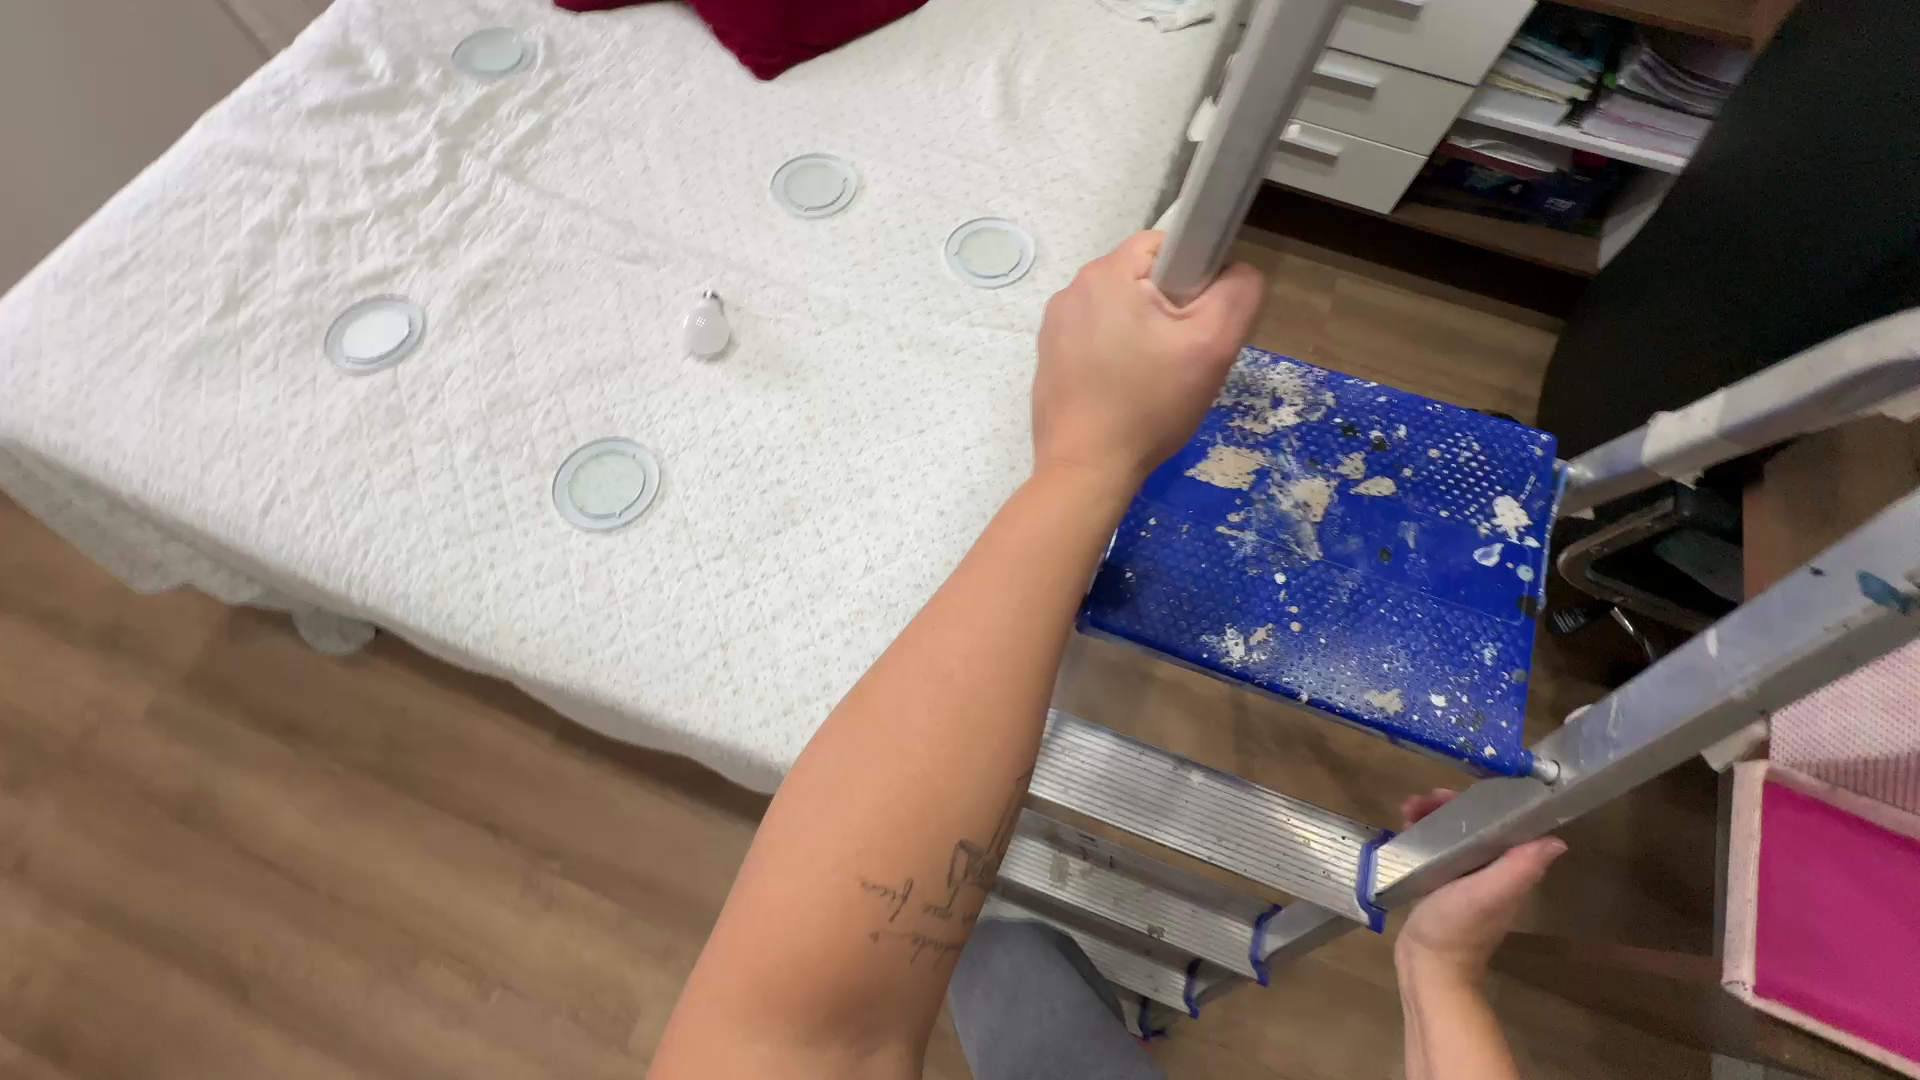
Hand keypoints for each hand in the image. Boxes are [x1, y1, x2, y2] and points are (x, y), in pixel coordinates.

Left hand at [1032, 231, 1265, 491]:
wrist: (1086, 469)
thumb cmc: (1149, 406)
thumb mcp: (1213, 345)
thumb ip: (1238, 291)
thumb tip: (1234, 271)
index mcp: (1106, 273)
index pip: (1166, 245)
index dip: (1194, 278)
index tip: (1196, 323)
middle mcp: (1071, 290)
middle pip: (1141, 280)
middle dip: (1168, 312)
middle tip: (1178, 360)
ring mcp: (1053, 327)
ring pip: (1118, 312)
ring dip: (1141, 336)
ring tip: (1150, 381)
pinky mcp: (1047, 358)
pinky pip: (1094, 340)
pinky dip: (1113, 358)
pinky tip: (1122, 393)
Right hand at [1395, 789, 1565, 983]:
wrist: (1428, 965)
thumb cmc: (1456, 927)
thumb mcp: (1486, 895)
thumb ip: (1517, 868)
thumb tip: (1556, 840)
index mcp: (1505, 872)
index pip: (1502, 826)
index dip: (1482, 803)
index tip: (1452, 792)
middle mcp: (1489, 872)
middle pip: (1474, 827)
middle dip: (1447, 807)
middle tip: (1418, 800)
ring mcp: (1463, 878)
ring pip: (1452, 835)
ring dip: (1431, 817)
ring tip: (1404, 810)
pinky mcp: (1440, 884)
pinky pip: (1434, 848)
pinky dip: (1421, 834)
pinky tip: (1403, 830)